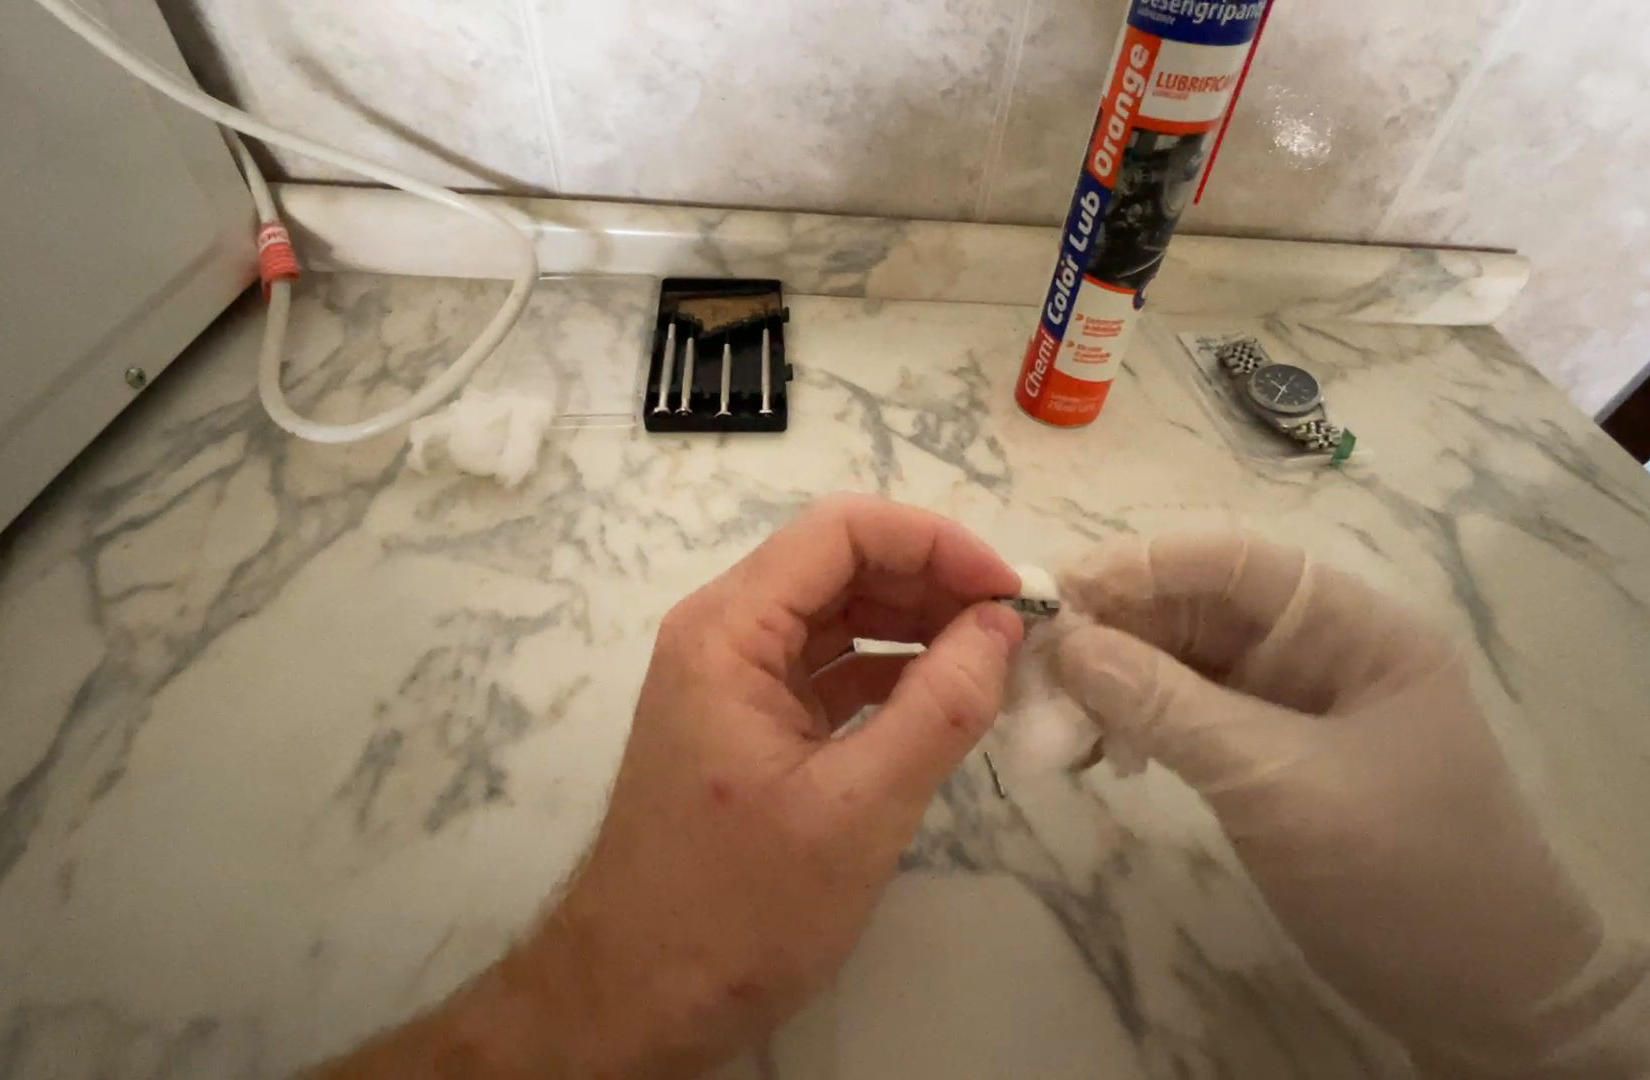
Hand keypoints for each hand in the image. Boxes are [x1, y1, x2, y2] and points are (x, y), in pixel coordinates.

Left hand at [315, 494, 1023, 1078]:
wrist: (637, 996)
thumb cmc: (737, 910)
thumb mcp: (857, 810)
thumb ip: (940, 707)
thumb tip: (1001, 626)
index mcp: (729, 629)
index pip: (841, 531)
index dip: (933, 542)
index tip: (1006, 590)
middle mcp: (725, 631)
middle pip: (840, 562)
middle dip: (931, 580)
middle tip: (1011, 626)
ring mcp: (736, 673)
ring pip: (839, 611)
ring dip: (916, 622)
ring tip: (991, 655)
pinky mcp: (752, 714)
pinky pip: (831, 664)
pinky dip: (891, 668)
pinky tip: (944, 692)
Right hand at [1052, 534, 1649, 1077]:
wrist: (1480, 1000)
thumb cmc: (1404, 875)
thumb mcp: (1276, 782)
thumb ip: (1166, 706)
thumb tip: (1065, 645)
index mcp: (1346, 625)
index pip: (1227, 561)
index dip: (1137, 565)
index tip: (1058, 594)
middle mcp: (1305, 643)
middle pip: (1184, 605)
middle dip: (1108, 629)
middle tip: (1033, 664)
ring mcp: (1275, 693)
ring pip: (1167, 656)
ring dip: (1105, 678)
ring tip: (1051, 716)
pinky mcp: (1248, 740)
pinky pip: (1169, 706)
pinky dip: (1125, 718)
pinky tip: (1093, 749)